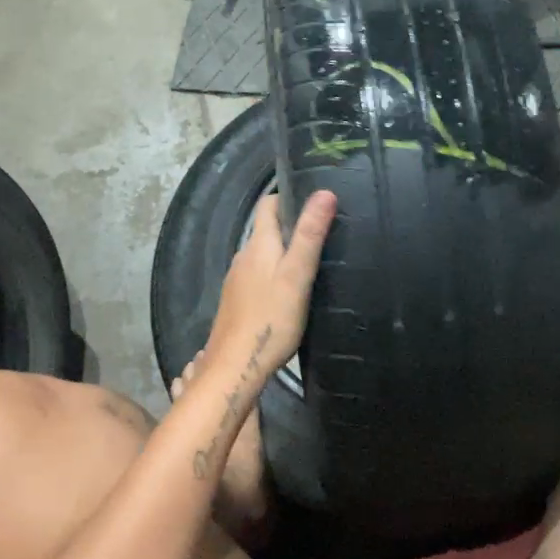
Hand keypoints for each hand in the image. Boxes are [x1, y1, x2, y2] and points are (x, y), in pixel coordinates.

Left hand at [209, 190, 336, 371]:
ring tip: (310, 266)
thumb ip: (310, 234)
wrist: (234, 366)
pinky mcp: (236, 302)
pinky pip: (257, 278)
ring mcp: (236, 281)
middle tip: (322, 236)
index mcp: (258, 244)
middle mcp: (243, 256)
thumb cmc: (271, 318)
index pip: (268, 205)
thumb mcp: (297, 275)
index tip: (315, 204)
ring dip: (282, 255)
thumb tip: (324, 192)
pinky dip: (273, 276)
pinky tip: (288, 294)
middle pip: (266, 231)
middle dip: (290, 228)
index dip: (288, 199)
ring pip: (262, 256)